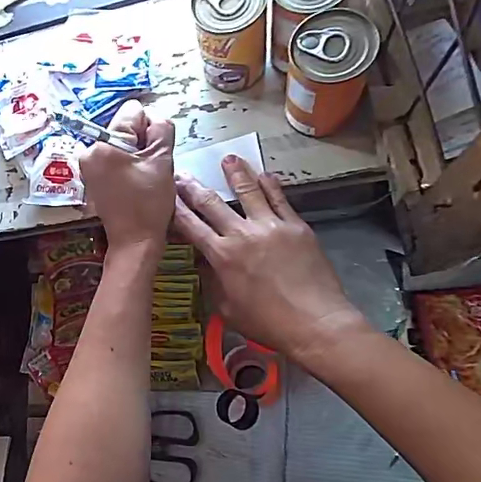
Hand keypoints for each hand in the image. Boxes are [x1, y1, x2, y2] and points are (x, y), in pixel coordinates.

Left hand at [80, 101, 174, 254]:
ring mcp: (88, 166)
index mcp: (104, 144)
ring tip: (143, 179)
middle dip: (142, 143)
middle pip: (125, 128)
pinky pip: (115, 160)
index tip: (153, 153)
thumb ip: (162, 129)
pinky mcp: (93, 178)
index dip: (150, 128)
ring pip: (122, 144)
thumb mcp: (162, 161)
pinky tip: (135, 185)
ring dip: (136, 156)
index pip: (133, 112)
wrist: (134, 241)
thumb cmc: (148, 204)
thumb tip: (155, 118)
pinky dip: (127, 167)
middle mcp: (89, 151)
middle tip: (149, 169)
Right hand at [172, 155, 368, 366]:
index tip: (165, 195)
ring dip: (235, 173)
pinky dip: (271, 185)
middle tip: (183, 173)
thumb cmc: (268, 323)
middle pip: (212, 203)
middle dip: (193, 187)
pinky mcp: (296, 226)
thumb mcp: (228, 310)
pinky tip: (264, 174)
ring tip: (228, 158)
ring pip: (249, 191)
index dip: (175, 209)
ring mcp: (271, 226)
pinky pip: (280, 199)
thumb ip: (213, 283)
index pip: (191, 226)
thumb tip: (203, 263)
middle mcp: (243, 234)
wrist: (315, 321)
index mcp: (222, 256)